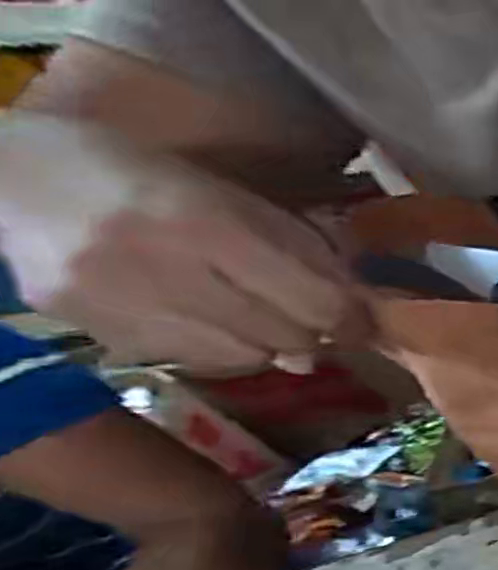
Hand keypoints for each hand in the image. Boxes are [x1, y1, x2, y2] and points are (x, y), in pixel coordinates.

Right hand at [0, 117, 367, 375]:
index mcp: (205, 223)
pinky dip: (219, 348)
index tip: (357, 322)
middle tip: (302, 315)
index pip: (319, 306)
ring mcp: (120, 301)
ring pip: (250, 358)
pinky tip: (199, 317)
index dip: (351, 321)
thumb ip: (310, 259)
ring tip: (244, 310)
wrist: (4, 175)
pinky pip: (198, 361)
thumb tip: (354, 323)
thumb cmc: (147, 182)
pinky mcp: (93, 327)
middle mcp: (161, 265)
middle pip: (290, 338)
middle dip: (310, 331)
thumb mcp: (241, 202)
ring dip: (266, 342)